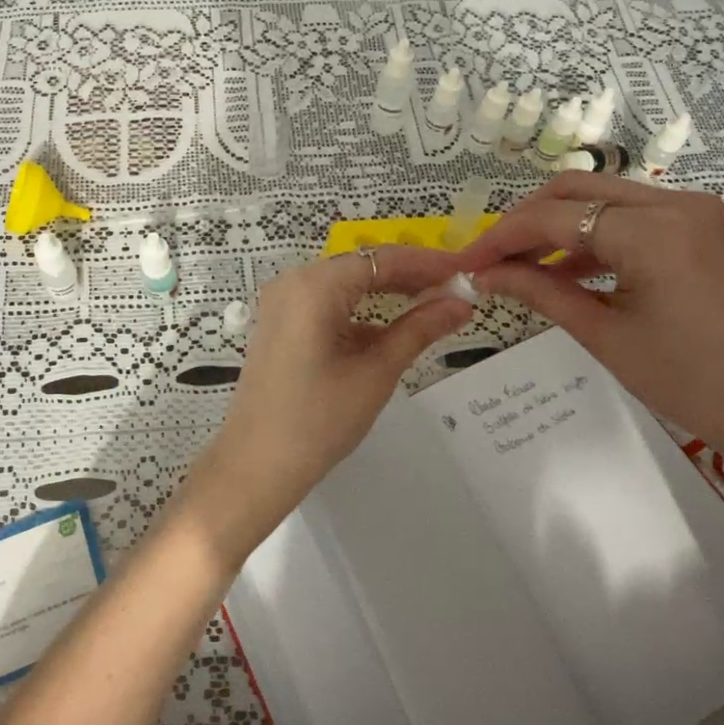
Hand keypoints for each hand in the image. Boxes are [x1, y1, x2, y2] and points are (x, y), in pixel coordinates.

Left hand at [176, 247, 472, 565]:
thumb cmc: (319, 419)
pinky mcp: (280, 326)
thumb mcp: (376, 371)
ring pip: (345, 286)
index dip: (427, 263)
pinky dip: (361, 312)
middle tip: (457, 289)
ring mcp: (282, 304)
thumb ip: (420, 329)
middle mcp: (293, 283)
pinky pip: (327, 305)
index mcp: (314, 286)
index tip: (466, 271)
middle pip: (362, 267)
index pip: (381, 259)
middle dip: (409, 276)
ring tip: (434, 304)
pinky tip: (392, 328)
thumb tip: (462, 303)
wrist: (257, 465)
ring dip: (387, 293)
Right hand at [453, 172, 723, 455]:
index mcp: (654, 229)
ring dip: (559, 228)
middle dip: (527, 221)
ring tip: (520, 267)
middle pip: (578, 191)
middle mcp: (677, 203)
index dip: (502, 237)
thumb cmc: (688, 381)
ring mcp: (696, 213)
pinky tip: (567, 270)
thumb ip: (540, 292)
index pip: (555, 217)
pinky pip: (634, 218)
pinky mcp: (703, 230)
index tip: (466, 262)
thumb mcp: (603, 334)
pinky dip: (595, 238)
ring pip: (605, 200)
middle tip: (491, 259)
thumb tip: (485, 276)